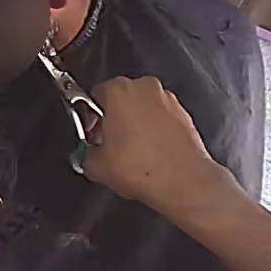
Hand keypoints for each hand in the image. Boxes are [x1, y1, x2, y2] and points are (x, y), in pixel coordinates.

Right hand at [82, 77, 228, 213]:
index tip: (91, 132)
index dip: (89, 117)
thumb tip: (88, 155)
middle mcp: (145, 88)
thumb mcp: (96, 166)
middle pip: (120, 98)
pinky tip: (149, 153)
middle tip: (108, 142)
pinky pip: (161, 118)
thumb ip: (85, 154)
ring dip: (134, 123)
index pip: (94, 94)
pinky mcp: (184, 114)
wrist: (183, 182)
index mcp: (118, 91)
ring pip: (142, 107)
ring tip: (130, 151)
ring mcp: (168, 100)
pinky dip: (154, 130)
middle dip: (113, 118)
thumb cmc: (143, 167)